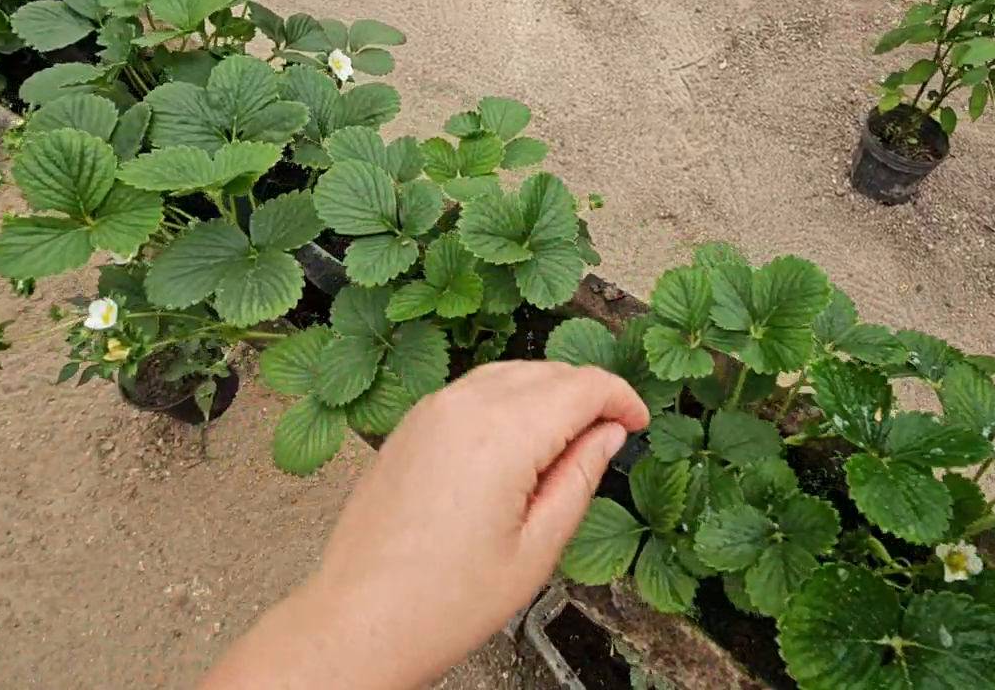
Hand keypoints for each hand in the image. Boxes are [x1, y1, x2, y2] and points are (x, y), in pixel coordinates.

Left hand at [198, 360, 648, 689]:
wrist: (356, 623)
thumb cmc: (445, 602)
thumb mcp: (537, 548)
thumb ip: (581, 476)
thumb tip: (609, 432)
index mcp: (505, 433)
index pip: (585, 386)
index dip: (622, 398)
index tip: (638, 422)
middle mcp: (468, 403)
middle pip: (552, 372)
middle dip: (590, 395)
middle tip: (608, 436)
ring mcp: (437, 406)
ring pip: (517, 371)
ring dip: (552, 392)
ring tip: (567, 439)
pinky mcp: (416, 419)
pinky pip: (480, 385)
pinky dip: (513, 396)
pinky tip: (520, 437)